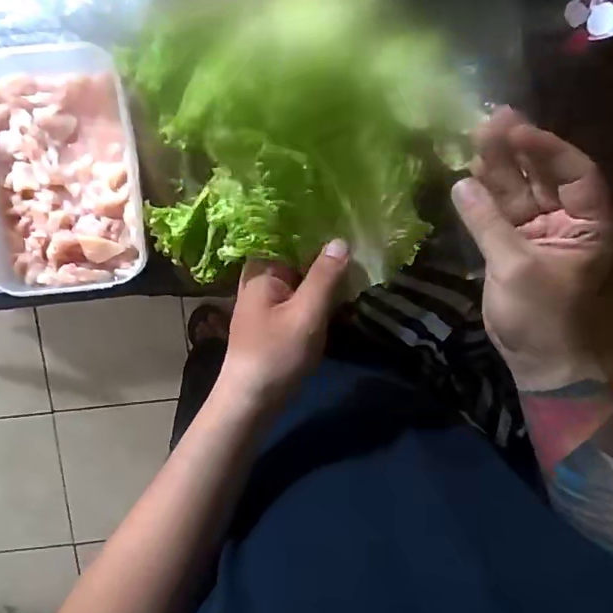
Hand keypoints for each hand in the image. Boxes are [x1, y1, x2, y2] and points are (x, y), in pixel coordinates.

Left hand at [217, 241, 351, 406]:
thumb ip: (323, 277)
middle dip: (322, 248)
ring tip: (359, 255)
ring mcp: (265, 300)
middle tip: (361, 233)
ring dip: (323, 271)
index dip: (312, 226)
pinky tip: (342, 287)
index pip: (285, 236)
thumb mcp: (306, 314)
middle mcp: (259, 281)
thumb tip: (339, 240)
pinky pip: (298, 294)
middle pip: (293, 255)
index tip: (342, 214)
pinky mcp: (274, 318)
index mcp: (260, 272)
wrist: (252, 398)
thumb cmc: (276, 353)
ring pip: (299, 276)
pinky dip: (317, 290)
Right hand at [450, 109, 612, 390]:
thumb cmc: (541, 314)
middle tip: (491, 118)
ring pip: (519, 192)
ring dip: (498, 167)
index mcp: (590, 223)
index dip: (546, 148)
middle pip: (544, 177)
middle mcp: (568, 221)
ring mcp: (539, 233)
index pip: (574, 173)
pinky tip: (468, 174)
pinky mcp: (513, 246)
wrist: (538, 356)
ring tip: (477, 135)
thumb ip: (487, 224)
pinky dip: (483, 195)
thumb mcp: (514, 266)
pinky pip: (499, 213)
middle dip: (518, 150)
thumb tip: (460, 185)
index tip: (515, 129)